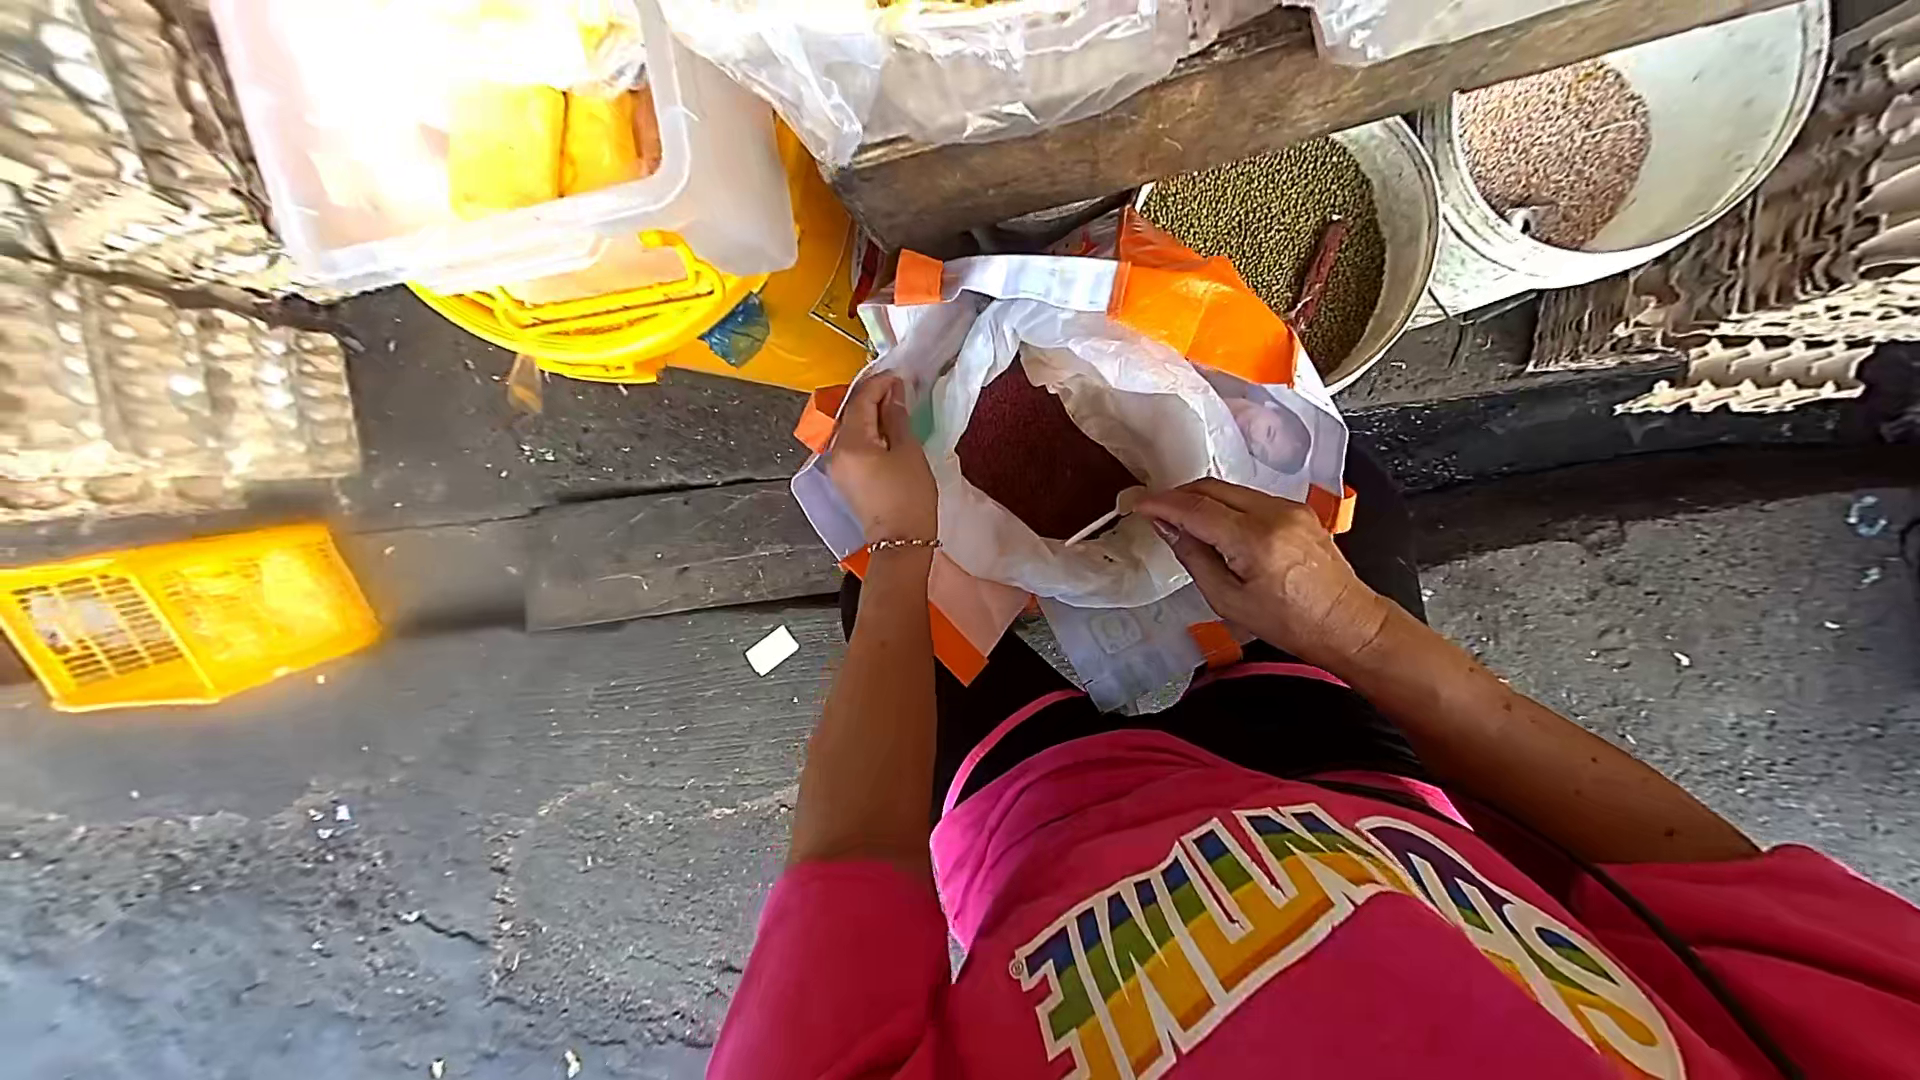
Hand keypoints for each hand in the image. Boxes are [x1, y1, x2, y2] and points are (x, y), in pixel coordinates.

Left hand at [828, 374, 937, 543]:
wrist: (901, 542)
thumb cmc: (910, 496)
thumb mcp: (908, 451)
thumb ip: (897, 418)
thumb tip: (893, 394)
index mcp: (850, 443)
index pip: (860, 402)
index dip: (879, 385)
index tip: (898, 377)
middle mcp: (835, 452)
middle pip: (850, 414)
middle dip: (871, 398)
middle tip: (896, 388)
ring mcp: (836, 466)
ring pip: (849, 429)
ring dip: (869, 414)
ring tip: (893, 407)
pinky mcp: (843, 478)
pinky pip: (851, 445)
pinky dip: (866, 432)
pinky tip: (884, 430)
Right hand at [1136, 478, 1389, 670]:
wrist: (1347, 624)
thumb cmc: (1291, 622)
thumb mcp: (1227, 599)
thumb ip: (1193, 556)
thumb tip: (1167, 528)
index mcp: (1255, 540)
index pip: (1195, 508)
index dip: (1161, 503)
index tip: (1139, 504)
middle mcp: (1274, 514)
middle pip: (1211, 488)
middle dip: (1177, 495)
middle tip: (1154, 509)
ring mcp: (1289, 508)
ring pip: (1229, 488)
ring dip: (1199, 498)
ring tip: (1179, 517)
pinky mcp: (1297, 510)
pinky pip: (1248, 496)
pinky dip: (1223, 503)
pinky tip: (1212, 521)